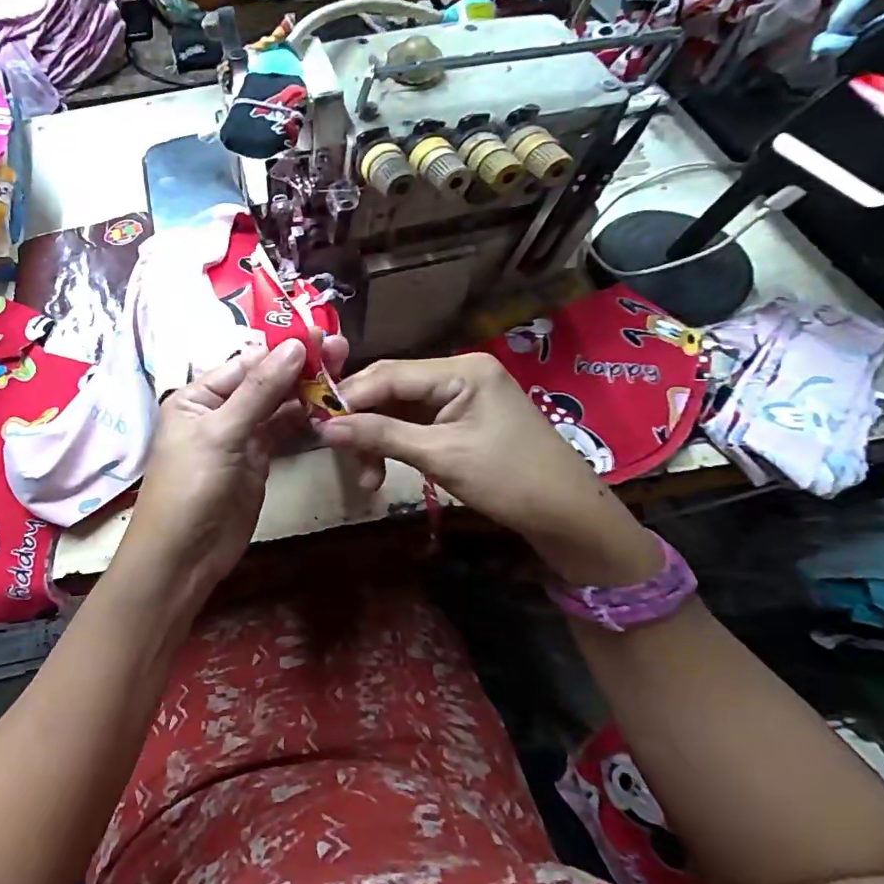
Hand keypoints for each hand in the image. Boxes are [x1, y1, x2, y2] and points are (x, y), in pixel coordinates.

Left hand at [117, 335, 350, 604]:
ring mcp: (241, 436)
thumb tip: (295, 347)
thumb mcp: (221, 433)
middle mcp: (219, 410)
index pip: (245, 363)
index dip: (282, 349)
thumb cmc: (190, 487)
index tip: (322, 336)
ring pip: (277, 405)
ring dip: (306, 391)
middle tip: (342, 350)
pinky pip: (283, 431)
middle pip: (264, 381)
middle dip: (300, 367)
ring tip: (343, 372)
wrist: (184, 556)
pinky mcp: (258, 460)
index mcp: (197, 396)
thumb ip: (259, 390)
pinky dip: (304, 419)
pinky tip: (328, 406)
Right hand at [316, 353, 661, 584]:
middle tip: (336, 451)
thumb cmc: (509, 479)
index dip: (349, 397)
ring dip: (377, 439)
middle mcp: (459, 371)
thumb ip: (381, 436)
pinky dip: (396, 445)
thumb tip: (325, 428)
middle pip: (391, 388)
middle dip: (362, 421)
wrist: (568, 514)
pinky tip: (382, 470)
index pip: (389, 373)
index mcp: (461, 369)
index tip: (316, 422)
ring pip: (399, 408)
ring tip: (366, 478)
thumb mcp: (440, 456)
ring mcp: (461, 394)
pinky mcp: (462, 417)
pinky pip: (416, 423)